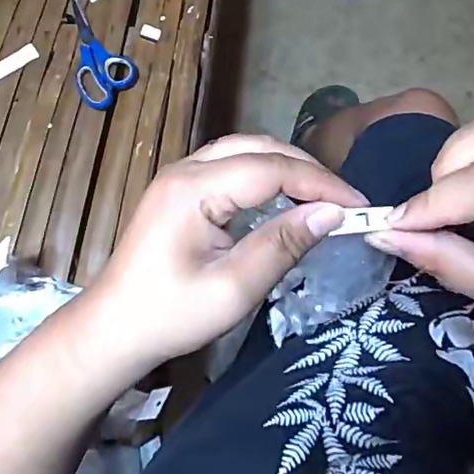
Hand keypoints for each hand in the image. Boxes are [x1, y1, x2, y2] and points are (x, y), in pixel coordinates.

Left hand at [85, 135, 365, 370]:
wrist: (114, 326)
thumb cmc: (170, 314)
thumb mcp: (233, 289)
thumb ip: (281, 246)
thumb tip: (331, 214)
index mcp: (192, 189)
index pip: (268, 168)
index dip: (318, 182)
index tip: (358, 205)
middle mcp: (184, 170)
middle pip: (255, 148)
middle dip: (304, 168)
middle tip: (343, 200)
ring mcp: (178, 176)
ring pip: (241, 151)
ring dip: (283, 167)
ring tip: (320, 196)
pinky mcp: (178, 188)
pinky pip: (227, 166)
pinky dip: (261, 174)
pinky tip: (281, 197)